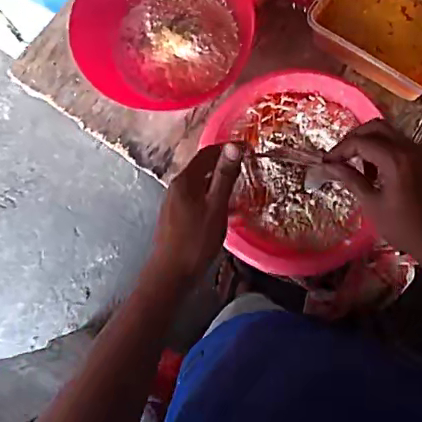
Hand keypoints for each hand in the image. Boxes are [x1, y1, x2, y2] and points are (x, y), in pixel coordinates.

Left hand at [150, 142, 242, 274]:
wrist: (171, 274)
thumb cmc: (196, 240)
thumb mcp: (216, 206)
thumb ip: (225, 176)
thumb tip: (234, 146)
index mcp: (185, 181)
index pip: (208, 152)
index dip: (229, 148)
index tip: (250, 149)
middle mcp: (177, 187)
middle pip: (203, 166)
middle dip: (225, 163)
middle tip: (249, 165)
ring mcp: (174, 201)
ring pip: (201, 182)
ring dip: (220, 179)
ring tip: (242, 184)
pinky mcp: (177, 215)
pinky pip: (198, 196)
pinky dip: (213, 194)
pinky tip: (227, 206)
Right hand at [320, 121, 421, 265]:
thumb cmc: (405, 228)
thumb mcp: (373, 205)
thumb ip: (351, 180)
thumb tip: (330, 166)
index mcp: (396, 159)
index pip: (361, 141)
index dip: (339, 150)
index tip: (327, 163)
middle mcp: (411, 148)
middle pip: (378, 127)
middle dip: (356, 138)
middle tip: (341, 157)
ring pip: (392, 134)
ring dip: (372, 144)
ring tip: (361, 170)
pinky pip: (404, 146)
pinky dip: (388, 151)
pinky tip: (381, 174)